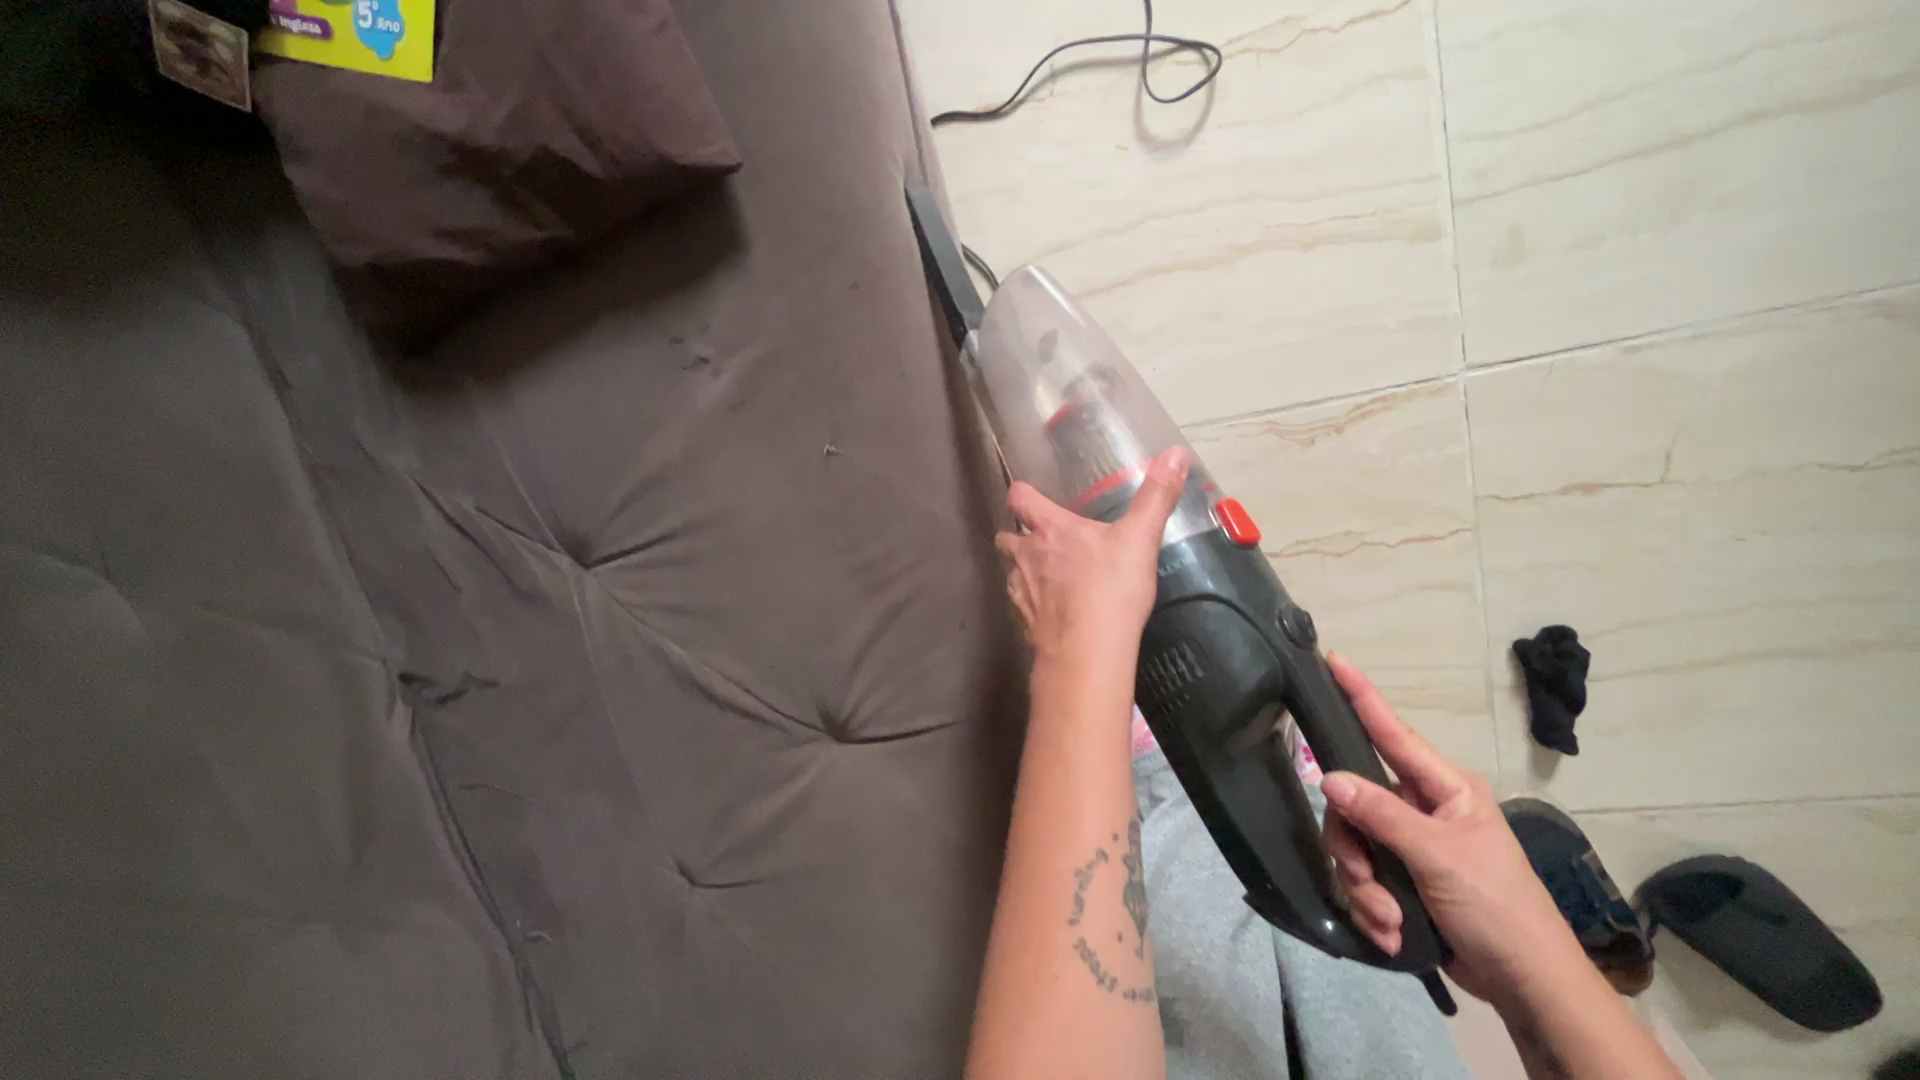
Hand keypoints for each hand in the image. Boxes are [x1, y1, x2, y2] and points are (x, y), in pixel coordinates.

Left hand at [995, 447, 1188, 667]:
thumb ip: (1156, 497)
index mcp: (1050, 529)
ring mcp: (1021, 592)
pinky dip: (1032, 605)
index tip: (1028, 495)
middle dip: (1018, 535)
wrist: (1087, 652)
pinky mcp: (1024, 624)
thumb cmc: (1111, 588)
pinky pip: (1021, 607)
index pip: (1020, 498)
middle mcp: (1027, 556)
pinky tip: (1052, 612)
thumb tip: (1175, 453)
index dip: (1022, 493)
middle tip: (1039, 538)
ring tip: (1047, 576)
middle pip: (1006, 537)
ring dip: (1023, 570)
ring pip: (1011, 572)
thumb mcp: (1140, 538)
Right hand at [1318, 654, 1580, 1006]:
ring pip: (1351, 843)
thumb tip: (1329, 777)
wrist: (1525, 985)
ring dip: (1363, 887)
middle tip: (1365, 878)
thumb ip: (1382, 814)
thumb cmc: (1497, 907)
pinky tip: (1391, 932)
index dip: (1362, 696)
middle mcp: (1421, 808)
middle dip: (1353, 848)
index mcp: (1445, 788)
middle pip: (1354, 800)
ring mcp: (1409, 844)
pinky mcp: (1400, 878)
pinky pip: (1360, 877)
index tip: (1334, 660)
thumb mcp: (1439, 857)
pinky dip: (1370, 908)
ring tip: (1388, 919)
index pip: (1393, 733)